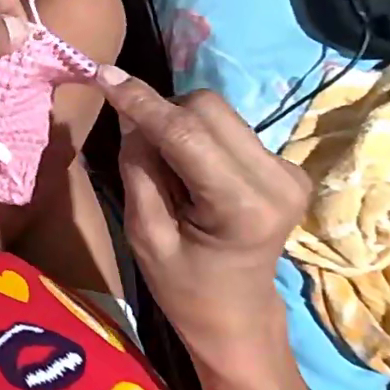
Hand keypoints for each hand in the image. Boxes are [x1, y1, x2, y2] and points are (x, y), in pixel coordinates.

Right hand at [95, 70, 310, 369]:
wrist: (237, 314)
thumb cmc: (183, 287)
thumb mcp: (144, 234)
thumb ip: (138, 170)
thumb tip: (131, 115)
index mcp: (244, 206)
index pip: (185, 134)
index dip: (141, 101)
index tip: (103, 75)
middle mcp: (277, 178)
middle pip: (205, 108)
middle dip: (161, 115)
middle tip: (139, 154)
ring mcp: (287, 168)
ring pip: (215, 111)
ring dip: (177, 125)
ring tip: (168, 171)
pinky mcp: (283, 164)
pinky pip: (225, 126)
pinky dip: (194, 136)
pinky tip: (189, 173)